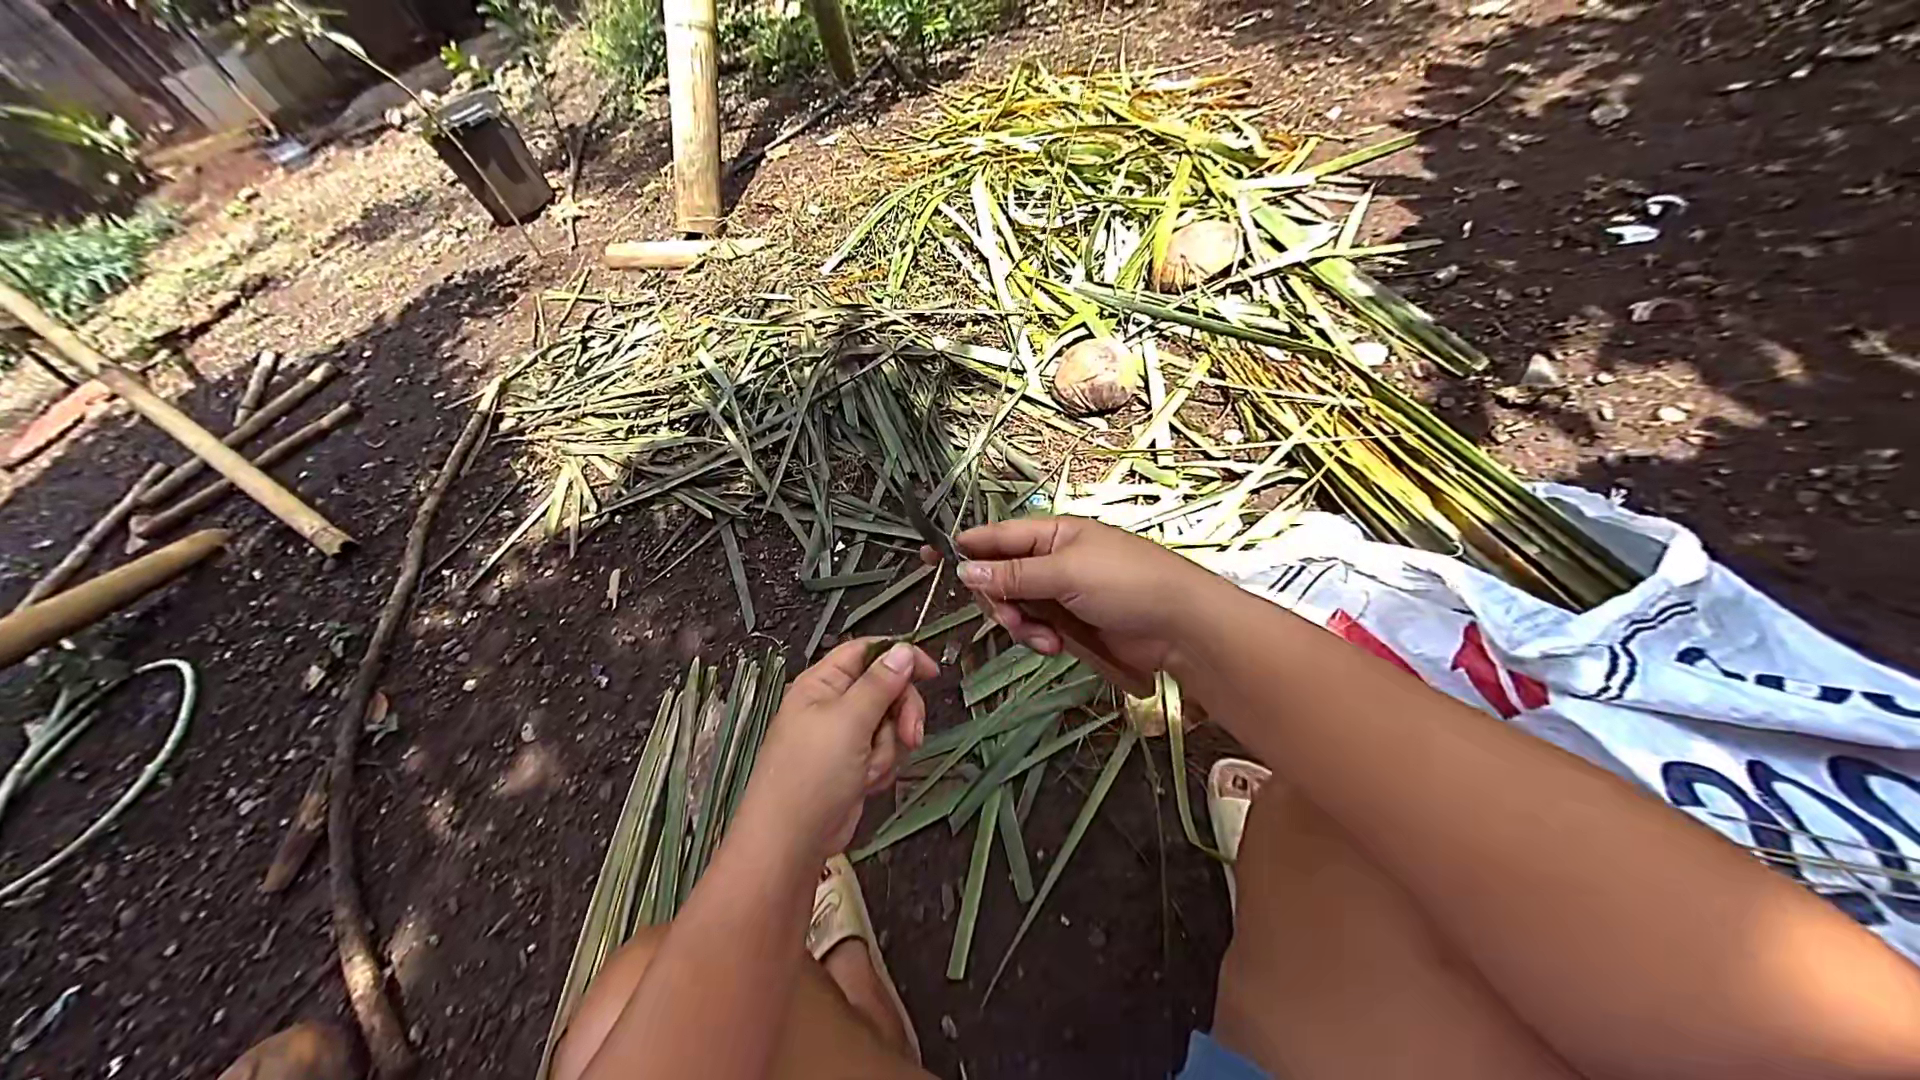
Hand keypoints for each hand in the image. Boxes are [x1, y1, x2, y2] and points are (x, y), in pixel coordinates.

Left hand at [742, 639, 937, 861]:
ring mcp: (845, 735)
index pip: (867, 652)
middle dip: (901, 713)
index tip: (930, 672)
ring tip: (868, 769)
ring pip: (891, 723)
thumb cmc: (811, 774)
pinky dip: (882, 766)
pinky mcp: (854, 762)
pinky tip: (866, 782)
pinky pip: (885, 750)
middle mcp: (834, 704)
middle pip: (887, 689)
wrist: (792, 841)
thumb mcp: (849, 721)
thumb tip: (903, 650)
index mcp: (823, 683)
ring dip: (889, 746)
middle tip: (909, 734)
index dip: (899, 656)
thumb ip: (880, 683)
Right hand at [933, 516, 1230, 685]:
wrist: (1180, 627)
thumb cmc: (1128, 582)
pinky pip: (1036, 629)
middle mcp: (1051, 560)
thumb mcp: (1066, 572)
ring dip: (1021, 625)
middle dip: (999, 600)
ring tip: (1045, 637)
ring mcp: (1060, 593)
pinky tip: (1056, 646)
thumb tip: (964, 569)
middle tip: (1011, 616)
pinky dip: (1039, 639)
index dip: (964, 547)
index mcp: (1051, 534)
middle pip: (999, 578)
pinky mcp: (1069, 623)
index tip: (929, 557)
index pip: (995, 537)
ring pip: (1014, 608)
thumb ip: (1013, 575)